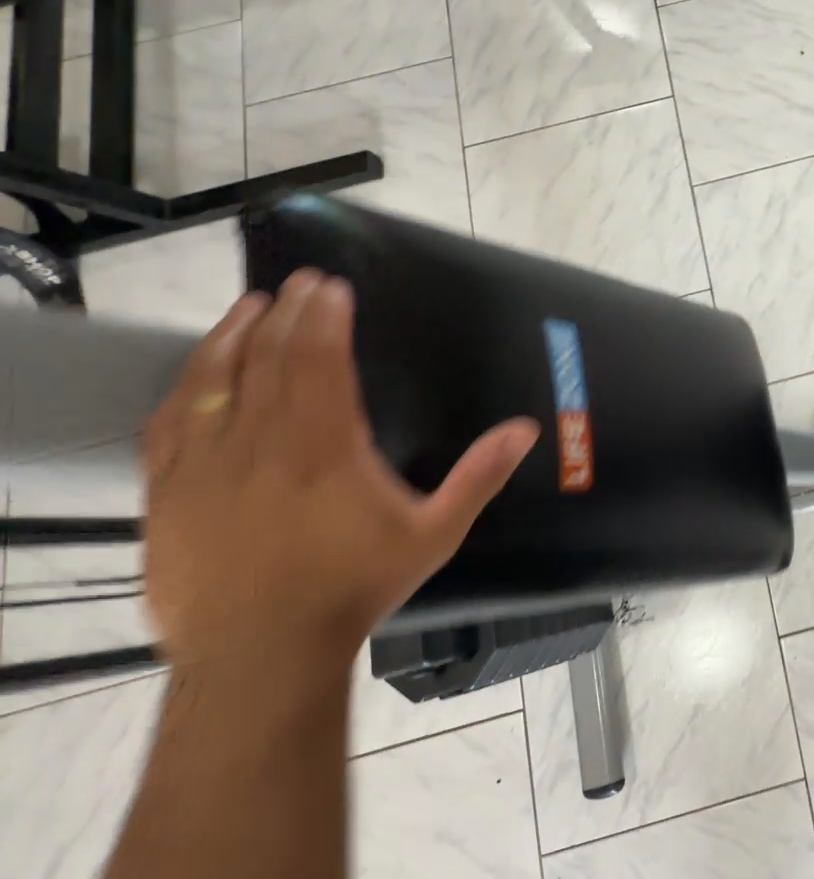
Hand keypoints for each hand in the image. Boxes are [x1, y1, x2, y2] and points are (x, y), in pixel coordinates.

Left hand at [142, 269, 539, 669]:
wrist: (260, 651)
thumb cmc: (355, 586)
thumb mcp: (435, 533)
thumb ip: (478, 476)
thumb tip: (525, 429)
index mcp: (324, 448)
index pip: (319, 362)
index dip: (325, 319)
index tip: (332, 286)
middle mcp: (259, 444)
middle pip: (267, 358)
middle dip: (287, 313)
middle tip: (301, 282)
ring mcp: (205, 465)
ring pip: (211, 380)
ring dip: (231, 336)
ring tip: (250, 306)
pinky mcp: (168, 491)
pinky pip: (169, 422)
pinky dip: (186, 386)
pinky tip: (198, 372)